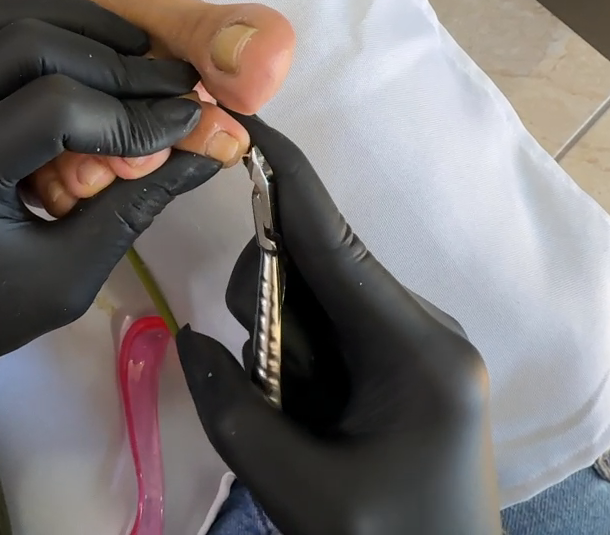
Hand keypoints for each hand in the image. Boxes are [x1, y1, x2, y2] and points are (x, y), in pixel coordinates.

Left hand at [0, 0, 222, 418]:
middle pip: (27, 45)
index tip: (186, 128)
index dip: (131, 113)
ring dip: (66, 20)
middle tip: (168, 83)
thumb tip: (214, 139)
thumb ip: (140, 201)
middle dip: (110, 60)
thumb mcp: (74, 274)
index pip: (56, 108)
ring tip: (125, 43)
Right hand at [175, 112, 500, 534]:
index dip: (279, 172)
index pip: (327, 235)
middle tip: (271, 392)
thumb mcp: (297, 489)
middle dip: (265, 306)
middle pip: (309, 262)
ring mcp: (410, 338)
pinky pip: (320, 320)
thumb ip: (228, 405)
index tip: (238, 119)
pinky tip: (307, 411)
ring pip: (307, 293)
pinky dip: (291, 352)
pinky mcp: (394, 355)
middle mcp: (420, 326)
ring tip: (297, 419)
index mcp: (415, 349)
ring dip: (277, 340)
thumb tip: (190, 336)